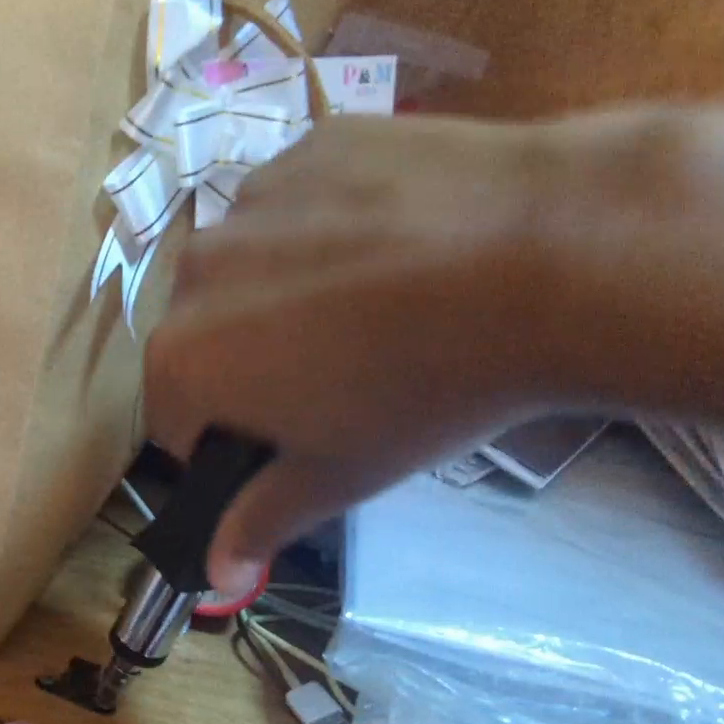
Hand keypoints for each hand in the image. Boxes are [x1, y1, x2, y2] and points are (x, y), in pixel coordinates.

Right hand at [147, 113, 572, 595]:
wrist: (548, 256)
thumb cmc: (424, 390)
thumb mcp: (338, 474)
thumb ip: (260, 522)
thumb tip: (215, 579)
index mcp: (182, 359)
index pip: (175, 419)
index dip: (227, 440)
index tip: (289, 441)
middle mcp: (192, 271)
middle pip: (205, 337)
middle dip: (249, 361)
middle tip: (340, 371)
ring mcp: (250, 197)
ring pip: (248, 267)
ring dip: (282, 290)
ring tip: (375, 301)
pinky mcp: (309, 144)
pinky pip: (295, 202)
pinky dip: (325, 225)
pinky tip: (394, 240)